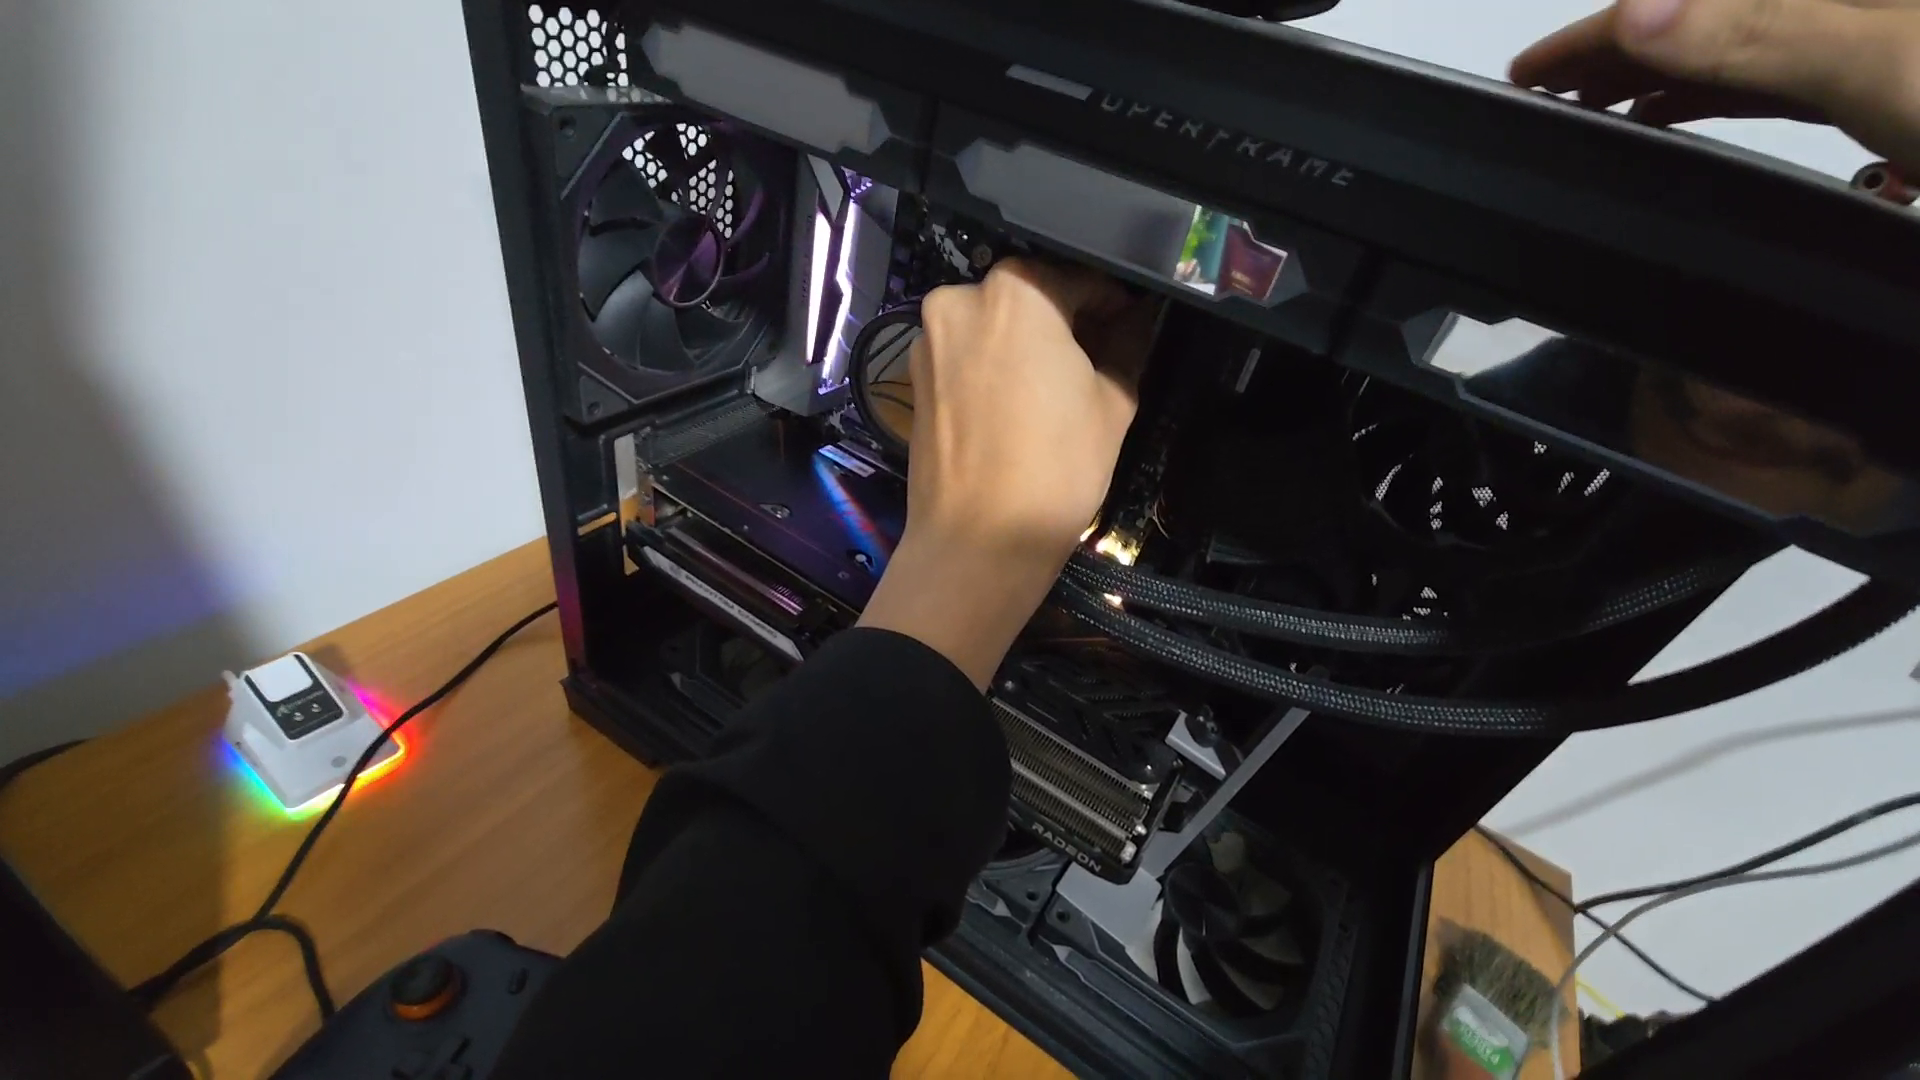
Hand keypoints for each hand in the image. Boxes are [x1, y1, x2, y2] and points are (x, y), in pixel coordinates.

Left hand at [857, 259, 1155, 688]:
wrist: (980, 541)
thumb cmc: (1056, 469)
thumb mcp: (1112, 403)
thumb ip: (1126, 345)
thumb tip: (1135, 321)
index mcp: (1015, 293)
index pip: (1078, 279)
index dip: (1111, 303)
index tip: (1128, 325)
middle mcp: (959, 300)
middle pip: (1027, 299)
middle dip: (1063, 321)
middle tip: (1094, 359)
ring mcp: (927, 342)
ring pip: (990, 328)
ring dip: (1024, 345)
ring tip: (1054, 388)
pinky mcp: (912, 381)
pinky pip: (963, 358)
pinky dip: (990, 368)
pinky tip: (1015, 406)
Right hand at [1509, 0, 1919, 173]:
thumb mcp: (1879, 59)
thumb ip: (1756, 32)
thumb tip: (1635, 11)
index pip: (1683, 0)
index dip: (1596, 33)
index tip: (1525, 71)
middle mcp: (1840, 4)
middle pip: (1701, 16)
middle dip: (1611, 51)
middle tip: (1537, 92)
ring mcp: (1855, 34)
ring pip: (1722, 48)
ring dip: (1646, 75)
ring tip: (1579, 106)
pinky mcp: (1863, 75)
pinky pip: (1756, 79)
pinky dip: (1698, 94)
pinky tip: (1659, 112)